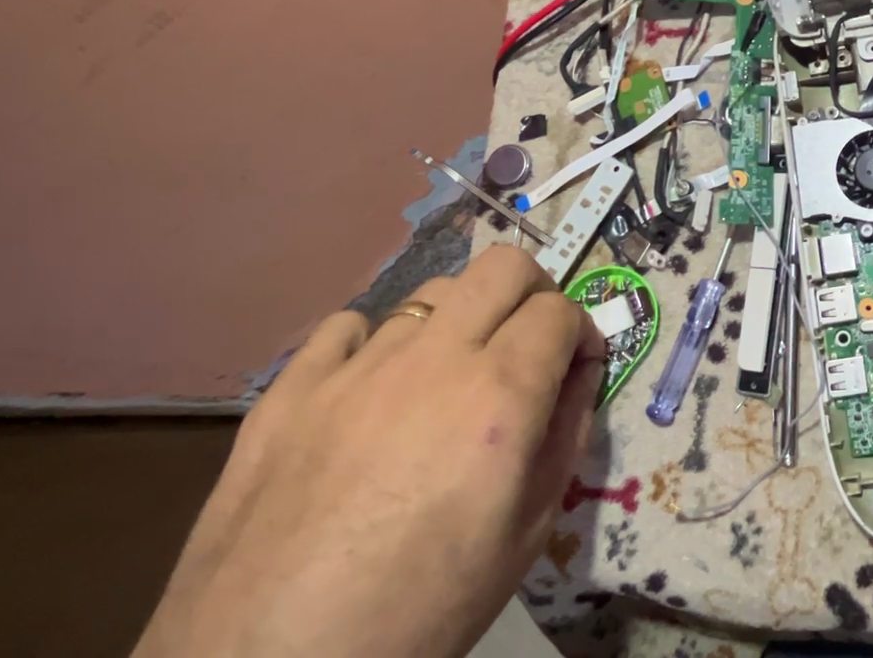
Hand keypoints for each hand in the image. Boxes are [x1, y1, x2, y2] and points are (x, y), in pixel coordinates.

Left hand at [134, 246, 605, 657]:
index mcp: (500, 396)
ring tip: (451, 377)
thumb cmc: (424, 606)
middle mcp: (433, 359)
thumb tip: (580, 374)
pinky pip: (349, 326)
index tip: (579, 369)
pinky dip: (378, 343)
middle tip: (531, 343)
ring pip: (432, 291)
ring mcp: (355, 367)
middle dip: (535, 293)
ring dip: (462, 319)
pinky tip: (375, 389)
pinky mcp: (289, 389)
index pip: (561, 311)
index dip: (583, 334)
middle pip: (504, 266)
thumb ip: (566, 435)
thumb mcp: (529, 531)